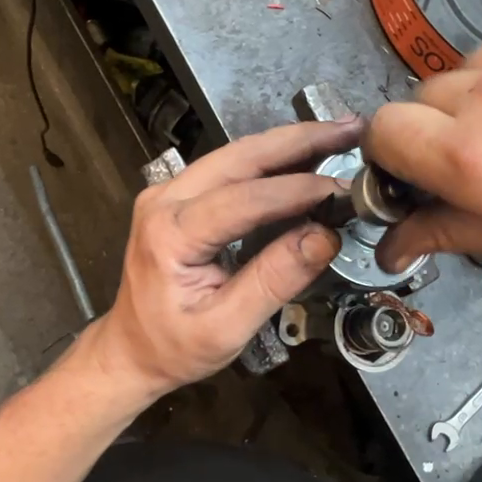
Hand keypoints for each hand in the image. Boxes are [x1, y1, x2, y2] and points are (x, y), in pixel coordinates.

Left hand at [83, 119, 359, 397]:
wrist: (130, 351)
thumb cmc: (172, 348)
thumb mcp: (225, 328)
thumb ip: (273, 282)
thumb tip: (324, 238)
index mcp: (169, 234)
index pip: (242, 199)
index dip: (296, 190)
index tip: (343, 188)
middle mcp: (164, 200)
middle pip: (239, 157)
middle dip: (299, 140)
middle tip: (350, 131)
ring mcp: (169, 192)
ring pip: (235, 154)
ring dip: (287, 144)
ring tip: (337, 136)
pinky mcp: (179, 196)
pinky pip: (229, 168)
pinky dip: (271, 160)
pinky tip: (304, 157)